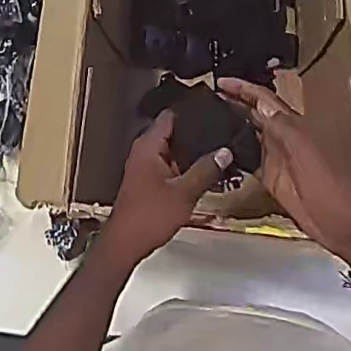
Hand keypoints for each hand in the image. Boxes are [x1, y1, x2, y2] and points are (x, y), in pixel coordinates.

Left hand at [94, 112, 229, 268]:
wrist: (126, 242)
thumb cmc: (149, 215)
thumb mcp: (184, 193)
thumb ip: (206, 170)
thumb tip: (224, 151)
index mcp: (149, 145)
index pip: (171, 116)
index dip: (191, 111)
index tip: (213, 108)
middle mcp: (145, 150)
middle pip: (174, 132)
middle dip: (197, 132)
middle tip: (224, 131)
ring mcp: (146, 164)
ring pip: (174, 150)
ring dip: (193, 152)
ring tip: (221, 150)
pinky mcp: (149, 179)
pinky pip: (171, 164)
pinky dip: (186, 166)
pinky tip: (206, 172)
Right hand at [217, 78, 350, 279]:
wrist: (343, 224)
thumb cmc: (334, 188)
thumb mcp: (304, 150)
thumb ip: (281, 126)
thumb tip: (260, 104)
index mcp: (293, 126)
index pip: (262, 98)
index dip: (242, 87)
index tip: (221, 82)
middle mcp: (284, 139)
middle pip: (254, 113)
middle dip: (233, 102)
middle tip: (209, 97)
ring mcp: (278, 159)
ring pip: (249, 135)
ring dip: (231, 126)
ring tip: (210, 118)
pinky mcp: (273, 179)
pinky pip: (249, 161)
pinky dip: (235, 154)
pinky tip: (223, 153)